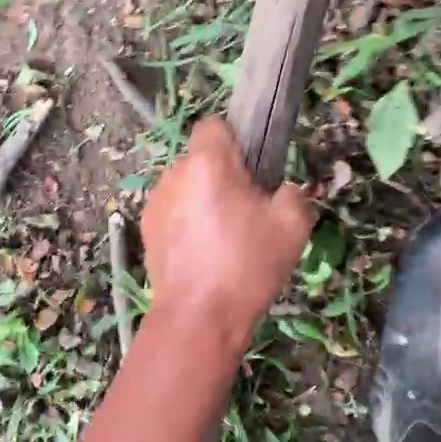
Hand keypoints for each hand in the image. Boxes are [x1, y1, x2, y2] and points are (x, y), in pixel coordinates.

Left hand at [139, 118, 315, 346]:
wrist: (199, 317)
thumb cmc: (246, 265)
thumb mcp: (292, 226)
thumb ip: (293, 192)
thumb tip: (283, 189)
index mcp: (207, 162)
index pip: (215, 124)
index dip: (236, 139)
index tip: (253, 167)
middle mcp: (175, 172)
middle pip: (202, 158)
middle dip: (223, 174)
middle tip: (247, 209)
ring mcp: (156, 200)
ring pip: (187, 185)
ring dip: (204, 198)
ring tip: (225, 236)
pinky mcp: (147, 226)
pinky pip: (174, 209)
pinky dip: (187, 220)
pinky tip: (204, 252)